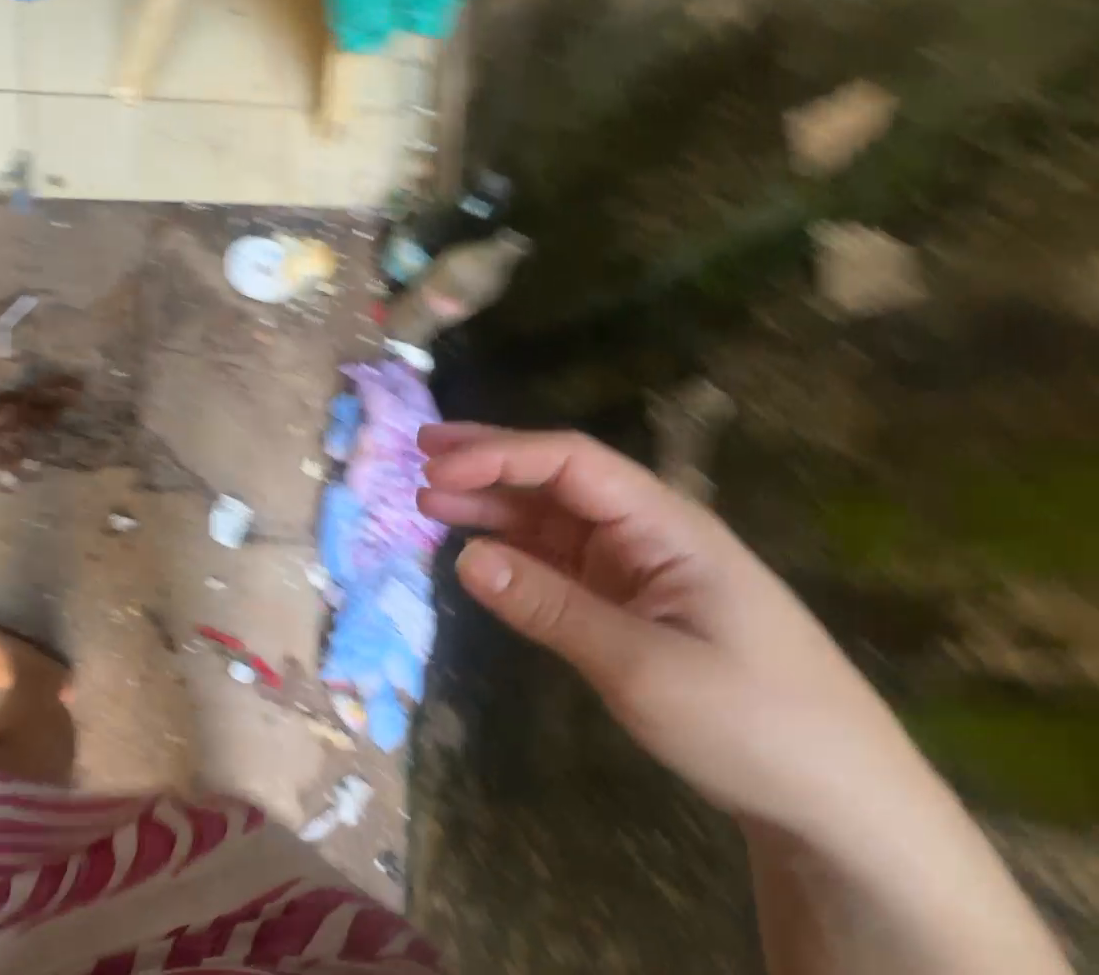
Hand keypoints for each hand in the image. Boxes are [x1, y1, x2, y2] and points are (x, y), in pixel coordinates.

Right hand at [415, 423, 936, 841]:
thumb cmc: (754, 724)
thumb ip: (549, 606)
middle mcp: (649, 536)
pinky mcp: (629, 608)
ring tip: (428, 500)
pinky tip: (475, 549)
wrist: (837, 802)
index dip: (500, 456)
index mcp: (669, 527)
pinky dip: (512, 552)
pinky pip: (559, 565)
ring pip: (553, 521)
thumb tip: (465, 556)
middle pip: (559, 480)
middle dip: (489, 462)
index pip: (573, 464)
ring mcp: (639, 572)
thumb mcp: (643, 667)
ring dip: (492, 505)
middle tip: (420, 456)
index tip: (435, 471)